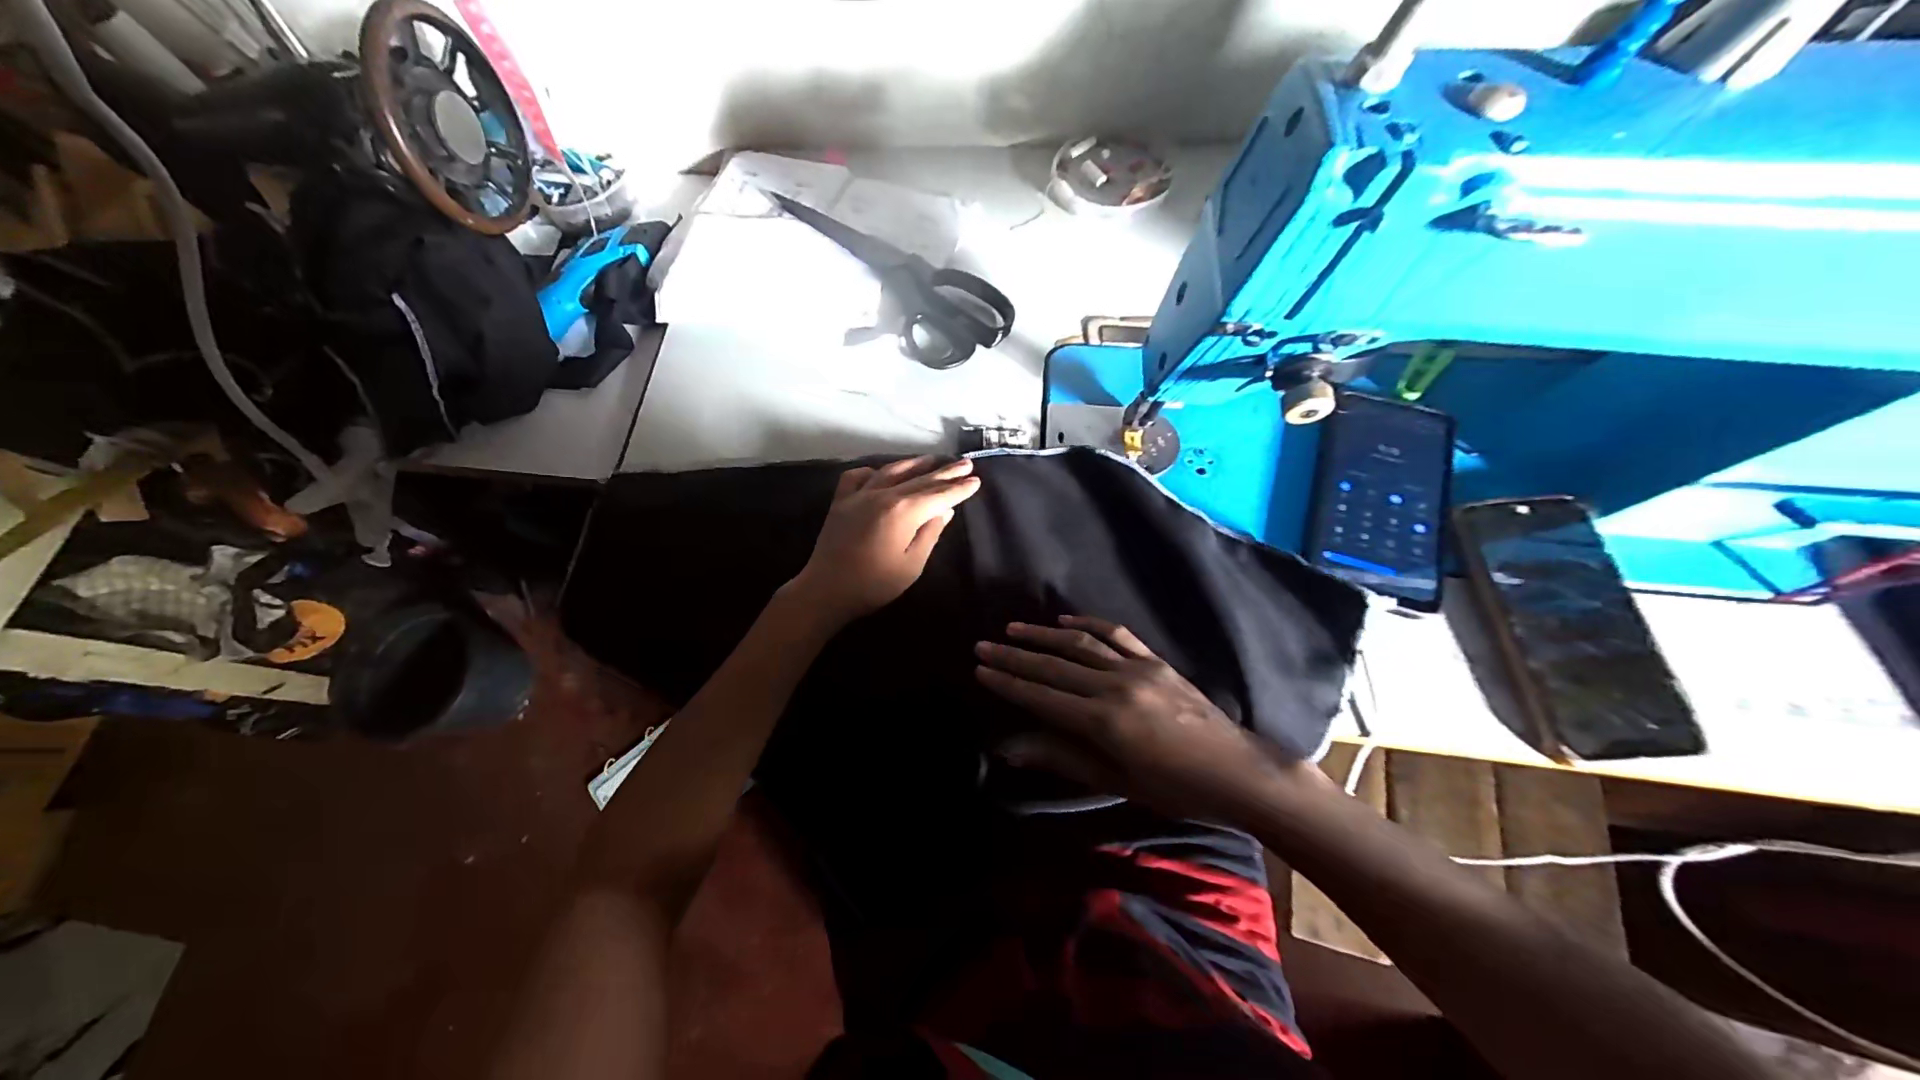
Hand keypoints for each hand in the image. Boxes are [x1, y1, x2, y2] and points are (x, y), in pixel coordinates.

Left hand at [788, 455, 980, 625]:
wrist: (825, 591)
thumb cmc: (873, 585)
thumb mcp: (911, 565)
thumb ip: (930, 534)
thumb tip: (944, 511)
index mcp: (903, 511)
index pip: (938, 495)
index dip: (959, 489)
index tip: (976, 481)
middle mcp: (883, 494)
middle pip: (920, 479)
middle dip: (945, 472)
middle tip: (965, 463)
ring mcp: (859, 495)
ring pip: (891, 471)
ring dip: (914, 464)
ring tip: (932, 459)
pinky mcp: (840, 501)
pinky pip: (857, 476)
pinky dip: (872, 471)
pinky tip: (881, 472)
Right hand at [974, 615, 1315, 822]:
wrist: (1238, 772)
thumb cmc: (1175, 789)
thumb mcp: (1116, 781)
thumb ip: (1062, 758)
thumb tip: (1010, 747)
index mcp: (1103, 722)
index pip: (1042, 696)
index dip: (1009, 682)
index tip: (980, 668)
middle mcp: (1115, 687)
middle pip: (1054, 665)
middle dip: (1015, 655)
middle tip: (983, 644)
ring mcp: (1137, 669)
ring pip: (1080, 643)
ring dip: (1044, 634)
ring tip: (1013, 628)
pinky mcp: (1156, 661)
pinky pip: (1117, 635)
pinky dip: (1089, 624)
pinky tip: (1067, 620)